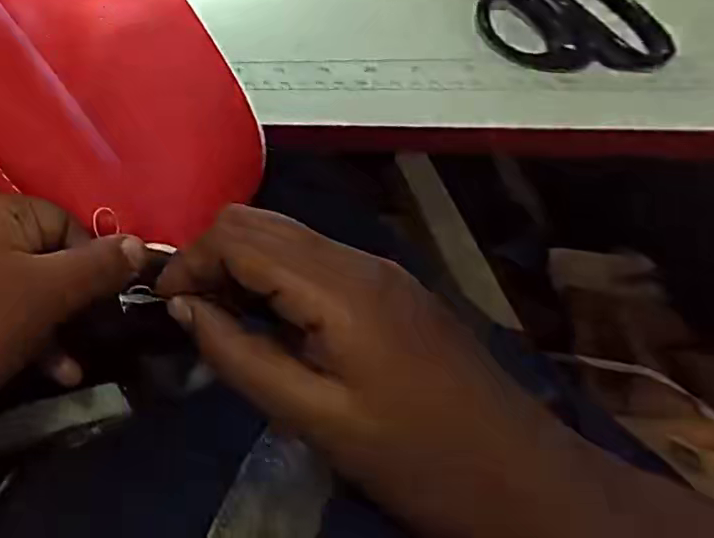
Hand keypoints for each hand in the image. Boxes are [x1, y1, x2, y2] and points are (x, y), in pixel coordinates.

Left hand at [0, 194, 144, 537]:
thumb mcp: (49, 291)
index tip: (111, 298)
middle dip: (80, 298)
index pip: (66, 222)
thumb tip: (140, 243)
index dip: (91, 260)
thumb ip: (97, 267)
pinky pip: (22, 314)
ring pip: (42, 292)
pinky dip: (43, 340)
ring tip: (76, 358)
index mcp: (0, 212)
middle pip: (55, 257)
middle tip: (99, 329)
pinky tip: (59, 373)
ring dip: (66, 326)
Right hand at [159, 204, 713, 537]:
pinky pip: (305, 250)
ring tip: (225, 309)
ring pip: (276, 228)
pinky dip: (268, 266)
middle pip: (250, 219)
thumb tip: (182, 307)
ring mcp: (374, 266)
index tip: (167, 302)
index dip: (189, 262)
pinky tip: (270, 313)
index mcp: (337, 288)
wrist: (546, 494)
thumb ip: (237, 355)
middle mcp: (353, 259)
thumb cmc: (424, 462)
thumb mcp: (316, 421)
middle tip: (194, 305)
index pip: (234, 237)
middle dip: (207, 253)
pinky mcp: (386, 282)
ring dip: (236, 257)